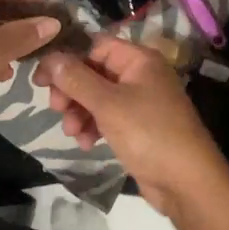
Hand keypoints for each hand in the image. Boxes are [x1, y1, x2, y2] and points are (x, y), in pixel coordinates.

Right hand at [34, 35, 228, 229]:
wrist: (187, 182)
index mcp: (140, 60)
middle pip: (93, 72)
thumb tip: (49, 57)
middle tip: (56, 109)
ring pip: (97, 97)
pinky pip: (107, 118)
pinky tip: (87, 143)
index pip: (95, 46)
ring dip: (80, 112)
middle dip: (72, 91)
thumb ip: (76, 78)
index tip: (41, 79)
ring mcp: (140, 102)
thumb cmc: (149, 133)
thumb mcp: (108, 104)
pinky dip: (94, 126)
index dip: (67, 59)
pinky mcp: (138, 127)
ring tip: (74, 133)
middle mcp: (140, 75)